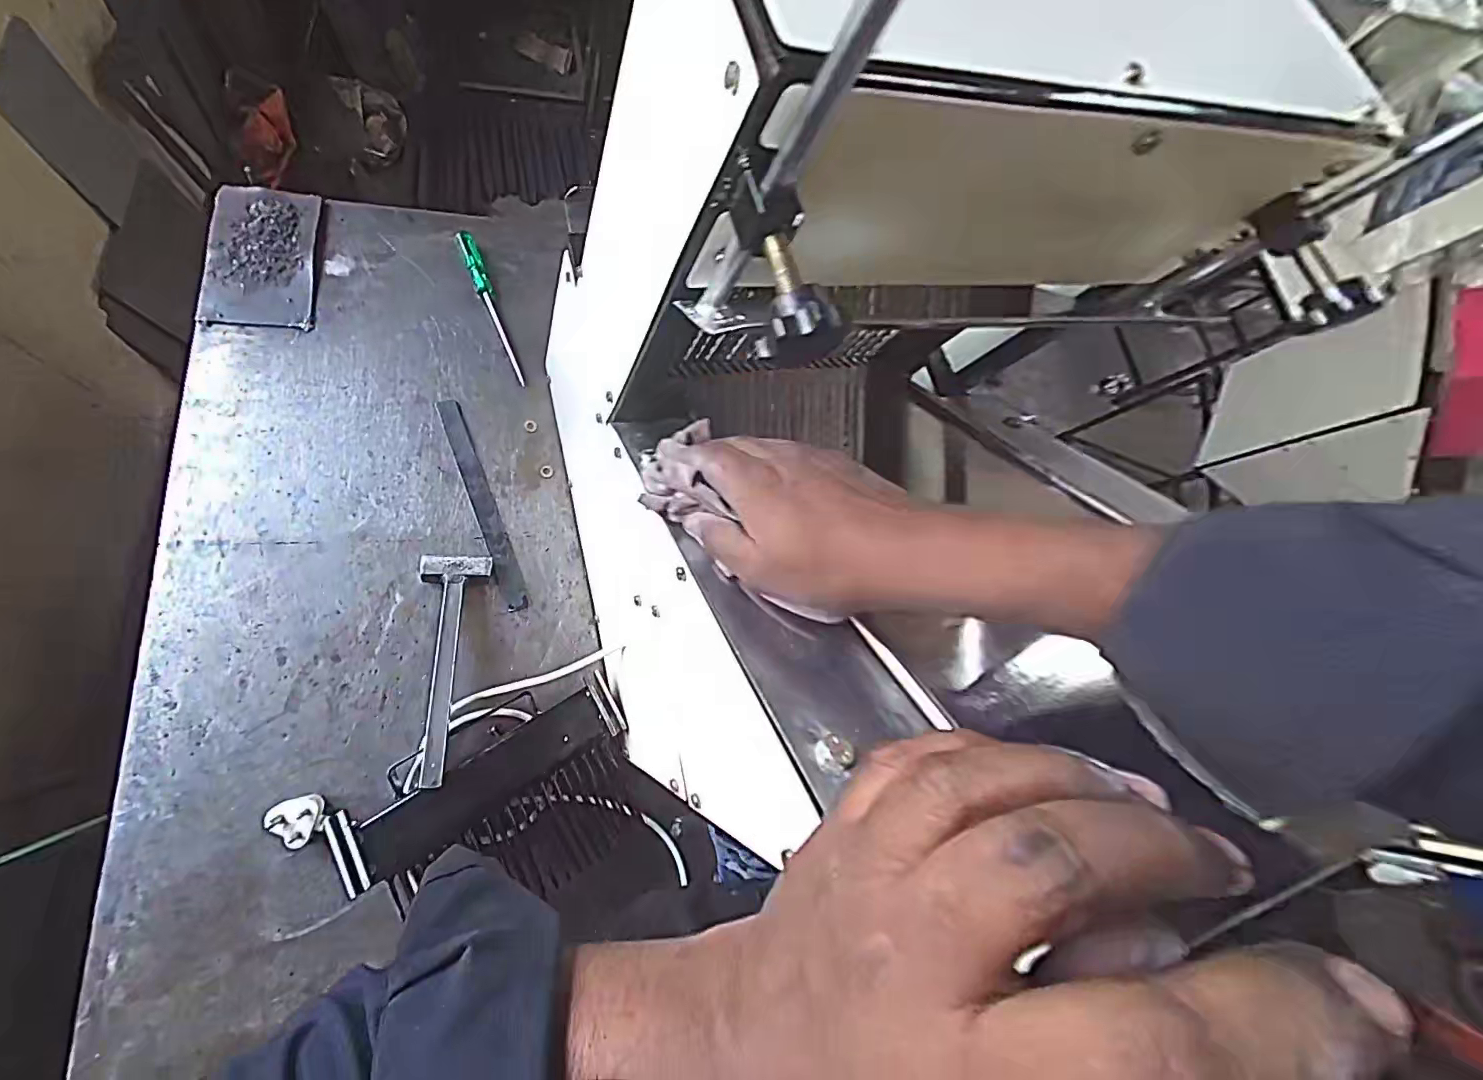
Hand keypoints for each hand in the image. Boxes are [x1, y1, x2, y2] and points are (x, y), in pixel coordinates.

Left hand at [567, 732, 1411, 1079]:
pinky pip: (901, 764)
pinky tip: (1020, 766)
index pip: (1145, 1034)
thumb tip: (1225, 1013)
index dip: (1273, 1014)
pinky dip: (971, 751)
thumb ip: (1120, 1067)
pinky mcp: (833, 831)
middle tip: (1212, 862)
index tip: (1340, 997)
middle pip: (1041, 865)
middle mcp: (904, 950)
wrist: (748, 1041)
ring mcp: (859, 871)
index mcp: (965, 1067)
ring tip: (1130, 797)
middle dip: (1150, 851)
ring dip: (1060, 777)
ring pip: (963, 789)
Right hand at [640, 429, 1159, 636]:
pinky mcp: (835, 466)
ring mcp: (809, 458)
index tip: (670, 474)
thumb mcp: (758, 568)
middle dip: (706, 459)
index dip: (681, 463)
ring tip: (732, 487)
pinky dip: (770, 467)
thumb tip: (697, 524)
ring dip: (738, 461)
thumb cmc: (837, 564)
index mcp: (750, 481)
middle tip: (694, 480)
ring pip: (760, 448)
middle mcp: (777, 459)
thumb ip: (719, 541)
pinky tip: (778, 493)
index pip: (703, 456)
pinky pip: (789, 457)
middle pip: (729, 445)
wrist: (909, 553)